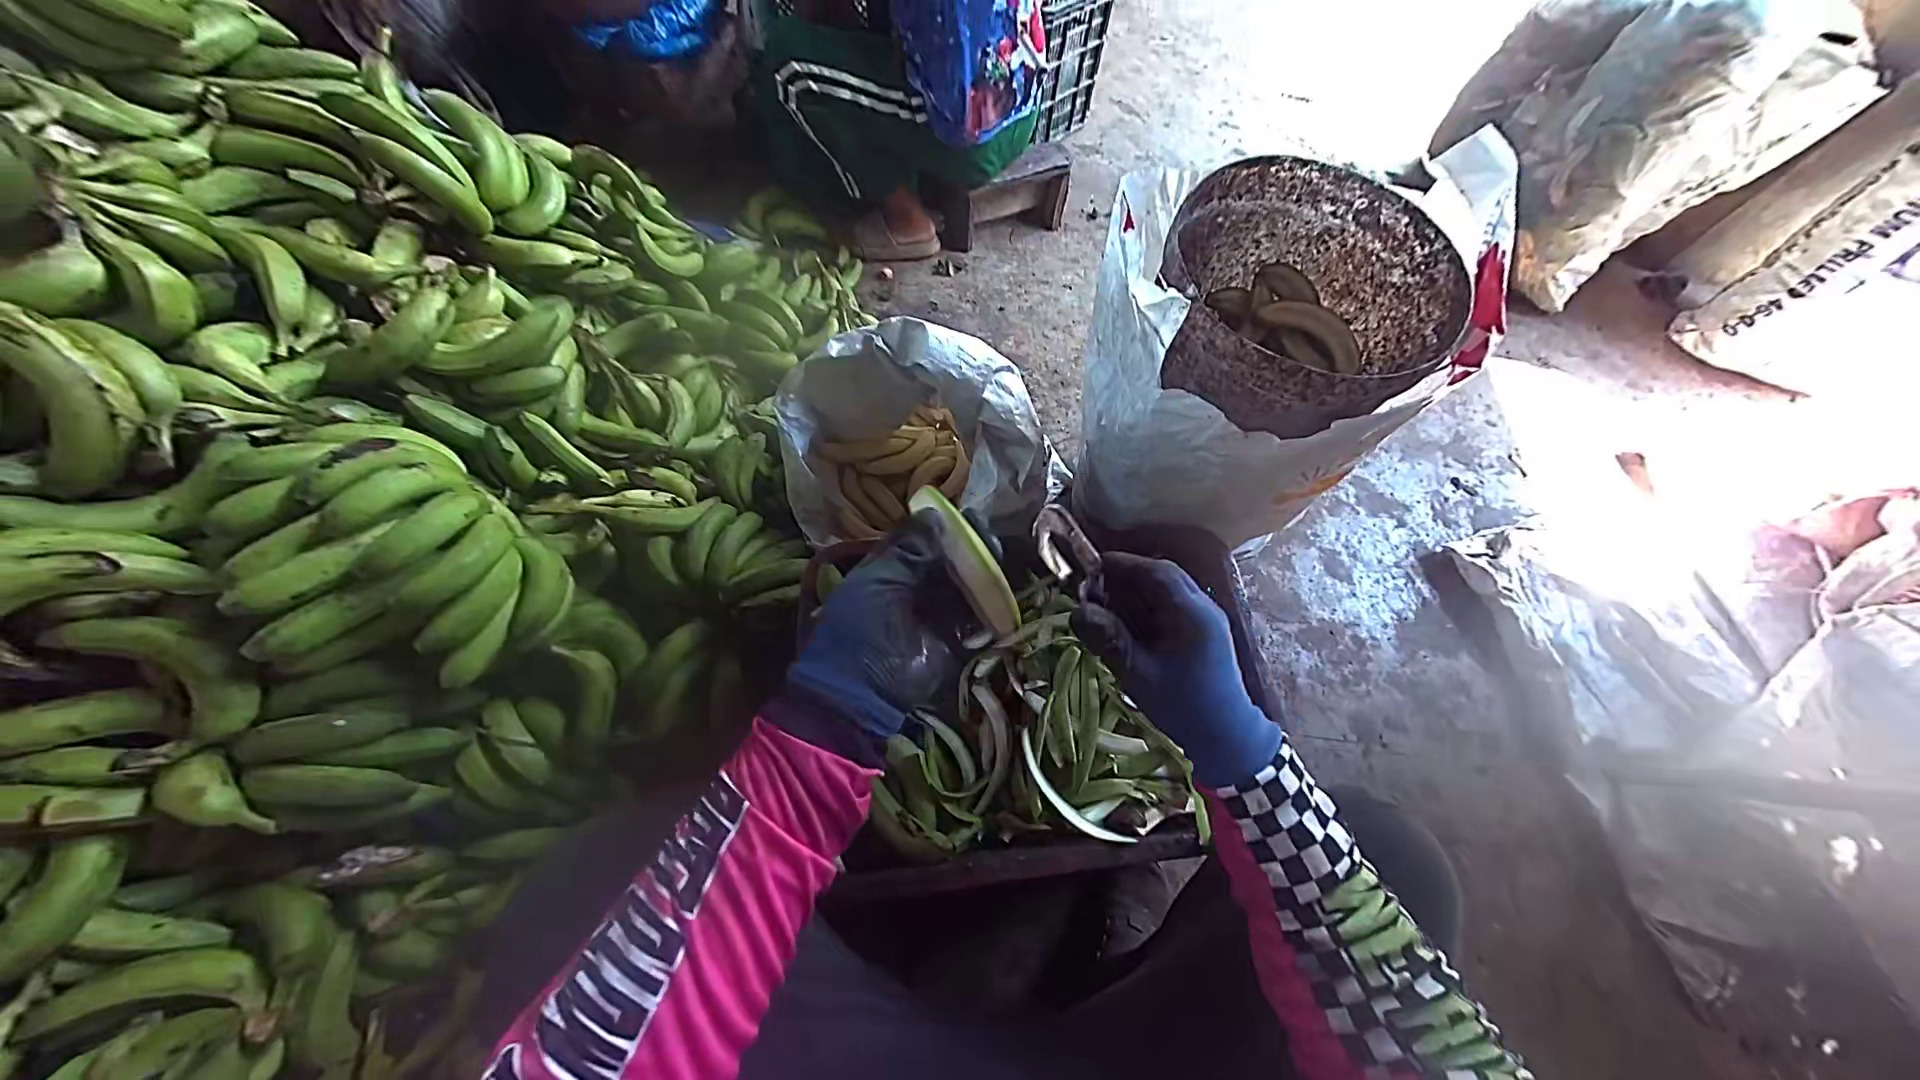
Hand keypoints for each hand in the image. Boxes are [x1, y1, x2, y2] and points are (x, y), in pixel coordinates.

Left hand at [784, 509, 979, 740]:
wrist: (862, 692)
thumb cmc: (861, 628)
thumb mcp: (880, 579)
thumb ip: (910, 547)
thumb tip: (937, 514)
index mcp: (894, 568)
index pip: (926, 539)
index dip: (947, 527)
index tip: (970, 518)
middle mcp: (919, 587)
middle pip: (953, 560)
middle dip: (972, 549)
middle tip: (991, 540)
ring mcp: (940, 614)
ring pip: (970, 585)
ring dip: (985, 574)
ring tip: (1000, 562)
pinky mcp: (958, 640)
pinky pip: (980, 618)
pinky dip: (992, 605)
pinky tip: (1003, 590)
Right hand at [1071, 553, 1279, 786]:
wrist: (1226, 739)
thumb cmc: (1184, 708)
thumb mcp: (1139, 674)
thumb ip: (1109, 639)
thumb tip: (1076, 611)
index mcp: (1192, 614)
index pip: (1157, 572)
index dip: (1123, 564)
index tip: (1090, 566)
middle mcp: (1201, 608)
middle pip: (1160, 577)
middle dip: (1123, 579)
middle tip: (1089, 590)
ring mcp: (1202, 619)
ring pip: (1162, 591)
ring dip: (1131, 594)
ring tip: (1100, 607)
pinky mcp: (1198, 632)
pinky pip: (1166, 608)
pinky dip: (1141, 609)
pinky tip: (1121, 623)